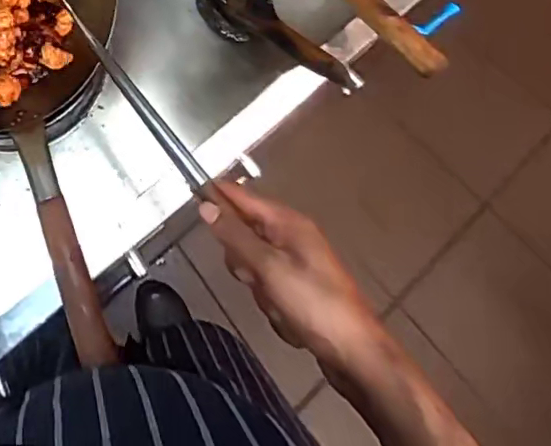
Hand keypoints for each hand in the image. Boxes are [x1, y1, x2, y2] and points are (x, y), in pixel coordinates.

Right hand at [202, 180, 388, 378]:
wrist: (356, 355)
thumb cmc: (314, 304)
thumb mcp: (267, 267)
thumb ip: (234, 235)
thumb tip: (207, 206)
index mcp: (287, 222)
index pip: (242, 196)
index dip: (218, 195)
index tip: (193, 197)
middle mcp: (293, 236)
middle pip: (245, 234)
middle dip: (243, 261)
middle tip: (254, 276)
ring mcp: (298, 263)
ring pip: (254, 265)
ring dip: (259, 288)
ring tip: (277, 303)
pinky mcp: (301, 289)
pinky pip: (269, 287)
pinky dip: (272, 303)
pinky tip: (287, 318)